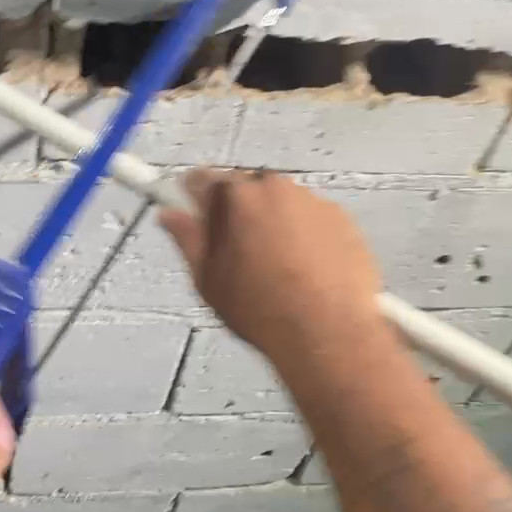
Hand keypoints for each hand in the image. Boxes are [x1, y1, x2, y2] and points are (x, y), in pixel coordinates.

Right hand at [159, 169, 386, 357]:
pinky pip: (311, 218)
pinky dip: (305, 235)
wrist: (329, 332)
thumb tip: (169, 214)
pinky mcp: (342, 218)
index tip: (195, 218)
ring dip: (273, 222)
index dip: (193, 198)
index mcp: (234, 197)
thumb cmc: (259, 308)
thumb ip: (187, 238)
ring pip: (280, 203)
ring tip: (278, 267)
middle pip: (244, 188)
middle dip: (237, 211)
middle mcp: (273, 187)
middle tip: (238, 253)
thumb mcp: (209, 279)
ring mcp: (311, 200)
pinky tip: (307, 270)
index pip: (201, 179)